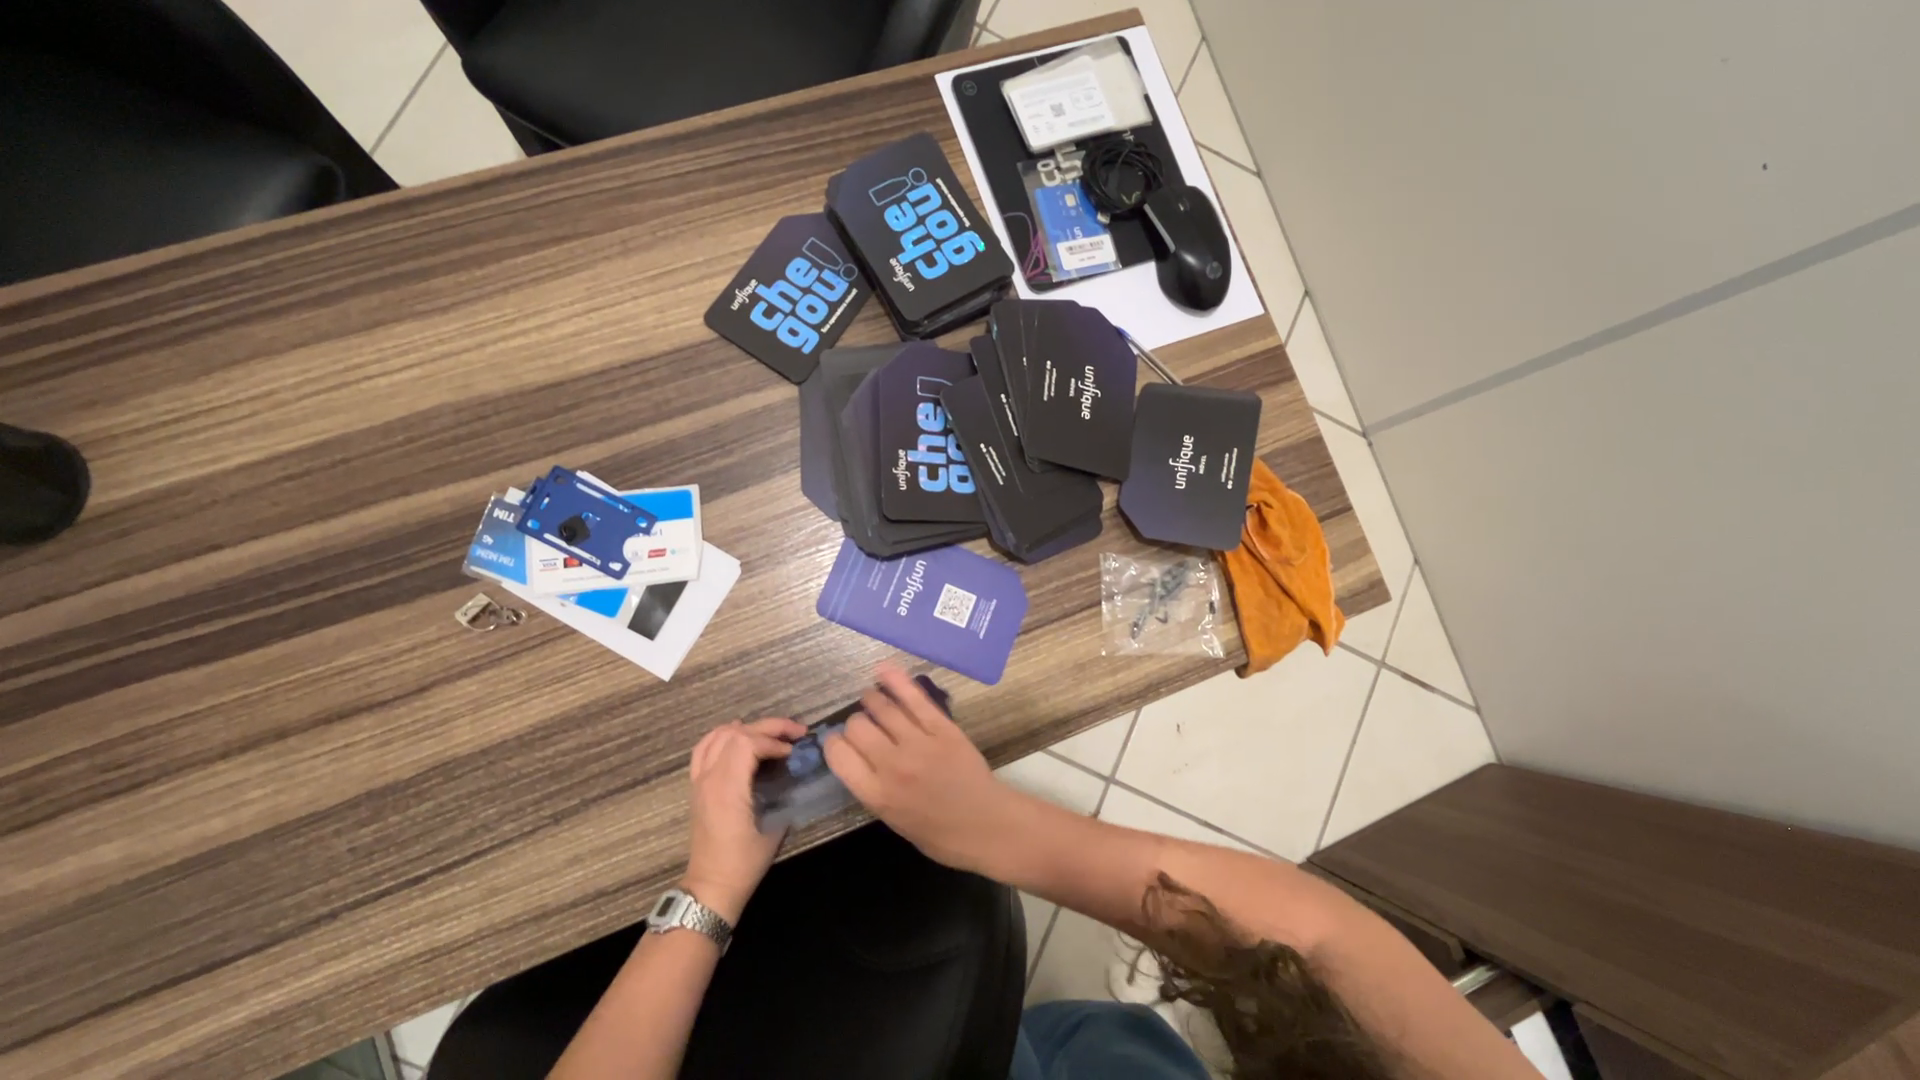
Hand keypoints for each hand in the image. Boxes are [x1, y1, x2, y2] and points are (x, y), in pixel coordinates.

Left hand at [682, 717, 805, 923]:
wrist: (711, 886)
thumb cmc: (744, 862)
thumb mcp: (773, 829)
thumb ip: (781, 794)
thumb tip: (793, 772)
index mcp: (727, 788)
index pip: (747, 743)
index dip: (774, 740)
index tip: (793, 752)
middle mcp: (709, 779)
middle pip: (734, 733)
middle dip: (767, 727)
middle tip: (795, 731)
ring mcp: (699, 781)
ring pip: (717, 736)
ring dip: (746, 728)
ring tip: (771, 732)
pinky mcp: (696, 787)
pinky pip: (703, 749)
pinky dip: (721, 736)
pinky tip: (738, 735)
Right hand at [821, 664, 1026, 872]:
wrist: (987, 826)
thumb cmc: (939, 834)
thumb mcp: (894, 820)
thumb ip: (873, 788)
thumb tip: (858, 757)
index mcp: (877, 795)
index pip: (839, 755)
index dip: (834, 743)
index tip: (840, 742)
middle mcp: (893, 766)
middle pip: (857, 727)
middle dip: (855, 723)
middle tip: (865, 726)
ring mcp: (919, 744)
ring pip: (882, 708)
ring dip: (872, 699)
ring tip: (871, 698)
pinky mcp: (943, 729)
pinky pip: (915, 700)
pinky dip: (896, 681)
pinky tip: (883, 671)